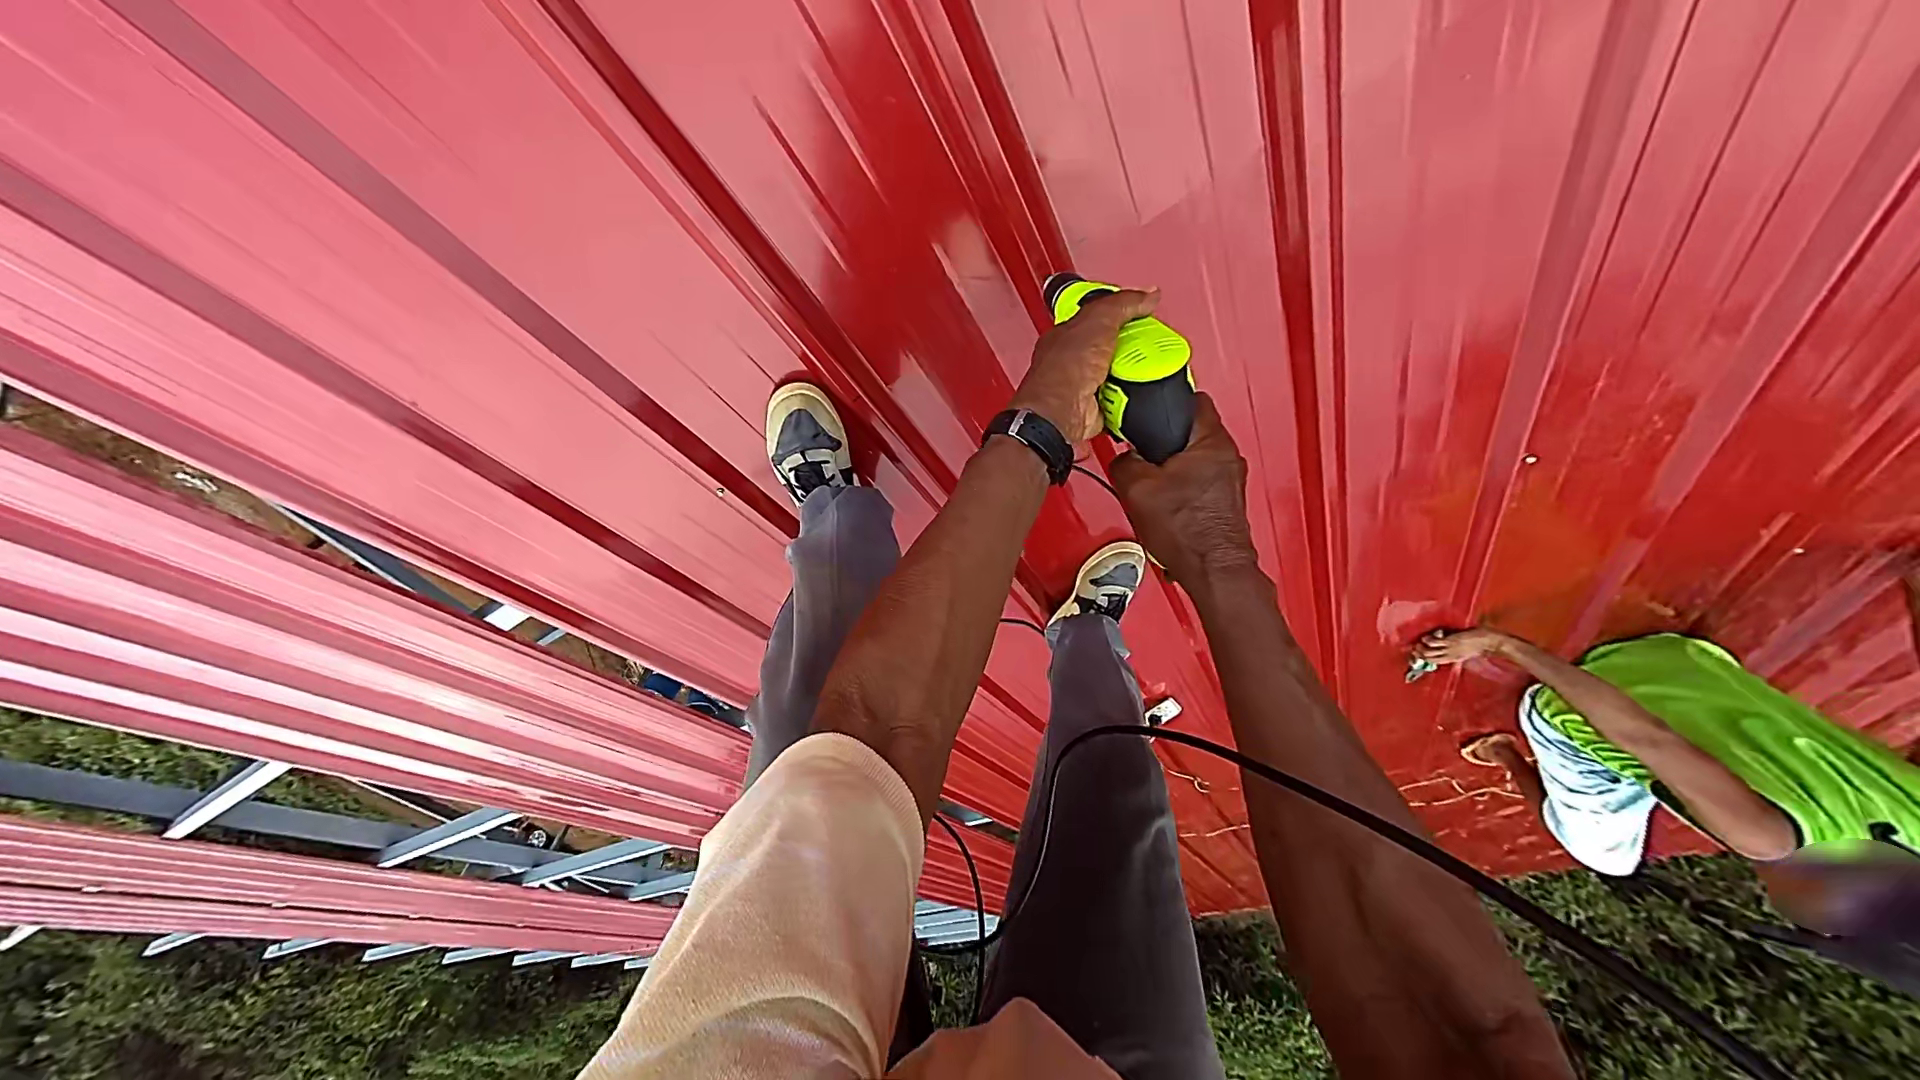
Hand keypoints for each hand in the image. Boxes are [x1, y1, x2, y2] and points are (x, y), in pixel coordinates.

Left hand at [1009, 286, 1159, 440]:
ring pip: (1118, 374)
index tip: (1139, 312)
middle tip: (1142, 346)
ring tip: (1136, 370)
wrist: (1062, 413)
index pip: (1096, 316)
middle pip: (1111, 346)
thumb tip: (1148, 295)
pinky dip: (1129, 398)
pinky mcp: (1096, 408)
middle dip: (1130, 347)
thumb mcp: (1098, 321)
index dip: (1118, 312)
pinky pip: (1121, 400)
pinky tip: (1130, 392)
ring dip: (1131, 374)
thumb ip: (1123, 304)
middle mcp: (1073, 361)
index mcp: (1067, 335)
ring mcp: (1084, 386)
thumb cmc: (1063, 370)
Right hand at [1109, 393, 1257, 583]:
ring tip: (1153, 484)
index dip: (1166, 401)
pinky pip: (1199, 481)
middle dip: (1165, 441)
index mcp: (1212, 442)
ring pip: (1194, 458)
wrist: (1211, 569)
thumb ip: (1124, 462)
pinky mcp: (1225, 500)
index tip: (1151, 407)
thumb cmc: (1189, 533)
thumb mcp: (1136, 489)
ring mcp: (1230, 479)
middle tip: (1144, 452)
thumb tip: (1124, 458)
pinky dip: (1182, 487)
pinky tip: (1165, 505)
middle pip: (1191, 431)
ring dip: (1173, 467)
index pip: (1193, 399)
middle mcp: (1228, 456)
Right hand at [1413, 628, 1514, 664]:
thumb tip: (1445, 649)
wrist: (1491, 642)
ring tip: (1419, 643)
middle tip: (1414, 648)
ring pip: (1428, 651)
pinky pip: (1433, 642)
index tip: (1416, 655)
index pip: (1433, 662)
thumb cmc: (1481, 646)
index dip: (1422, 659)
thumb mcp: (1466, 653)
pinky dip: (1427, 640)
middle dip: (1418, 653)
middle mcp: (1449, 655)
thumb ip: (1455, 652)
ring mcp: (1449, 648)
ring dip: (1421, 647)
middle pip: (1427, 658)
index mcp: (1453, 659)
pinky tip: (1427, 638)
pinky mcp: (1450, 641)